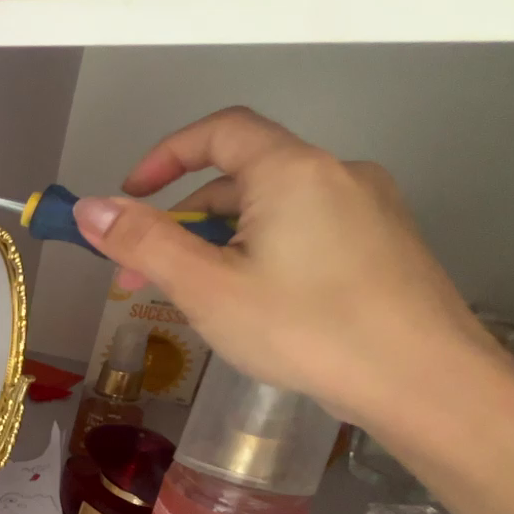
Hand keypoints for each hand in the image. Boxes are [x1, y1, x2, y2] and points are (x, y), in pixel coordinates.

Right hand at [71, 106, 501, 427]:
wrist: (425, 381)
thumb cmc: (304, 327)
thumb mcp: (204, 286)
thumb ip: (142, 242)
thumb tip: (88, 209)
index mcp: (293, 172)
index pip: (220, 131)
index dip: (163, 156)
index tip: (126, 200)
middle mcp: (337, 174)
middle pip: (238, 179)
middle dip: (177, 223)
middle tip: (138, 279)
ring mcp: (367, 209)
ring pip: (266, 212)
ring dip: (213, 244)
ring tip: (191, 302)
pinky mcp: (381, 244)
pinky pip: (299, 232)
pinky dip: (253, 254)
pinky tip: (246, 306)